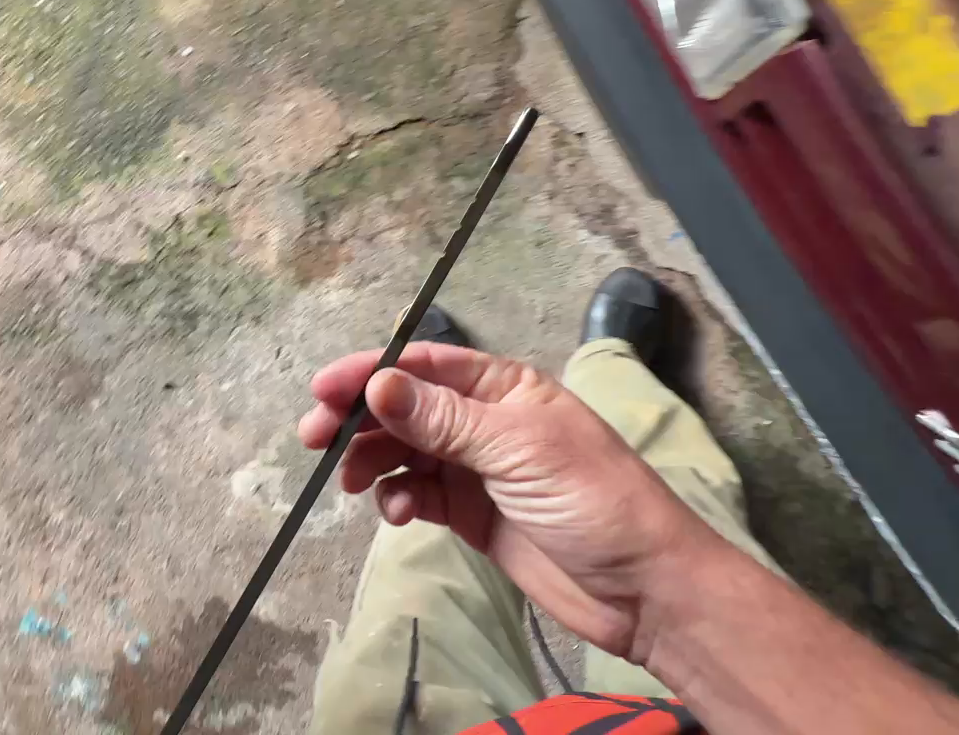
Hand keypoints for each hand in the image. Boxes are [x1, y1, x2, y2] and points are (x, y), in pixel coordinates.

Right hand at [298, 342, 726, 660]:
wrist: (644, 593)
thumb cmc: (591, 500)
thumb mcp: (516, 449)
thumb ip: (442, 419)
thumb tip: (376, 384)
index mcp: (498, 386)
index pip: (420, 365)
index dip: (369, 372)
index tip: (322, 389)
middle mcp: (479, 419)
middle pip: (402, 406)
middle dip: (357, 419)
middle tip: (313, 438)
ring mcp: (471, 465)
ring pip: (401, 449)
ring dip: (371, 460)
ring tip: (352, 484)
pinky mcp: (466, 510)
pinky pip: (415, 491)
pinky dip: (397, 498)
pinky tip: (396, 514)